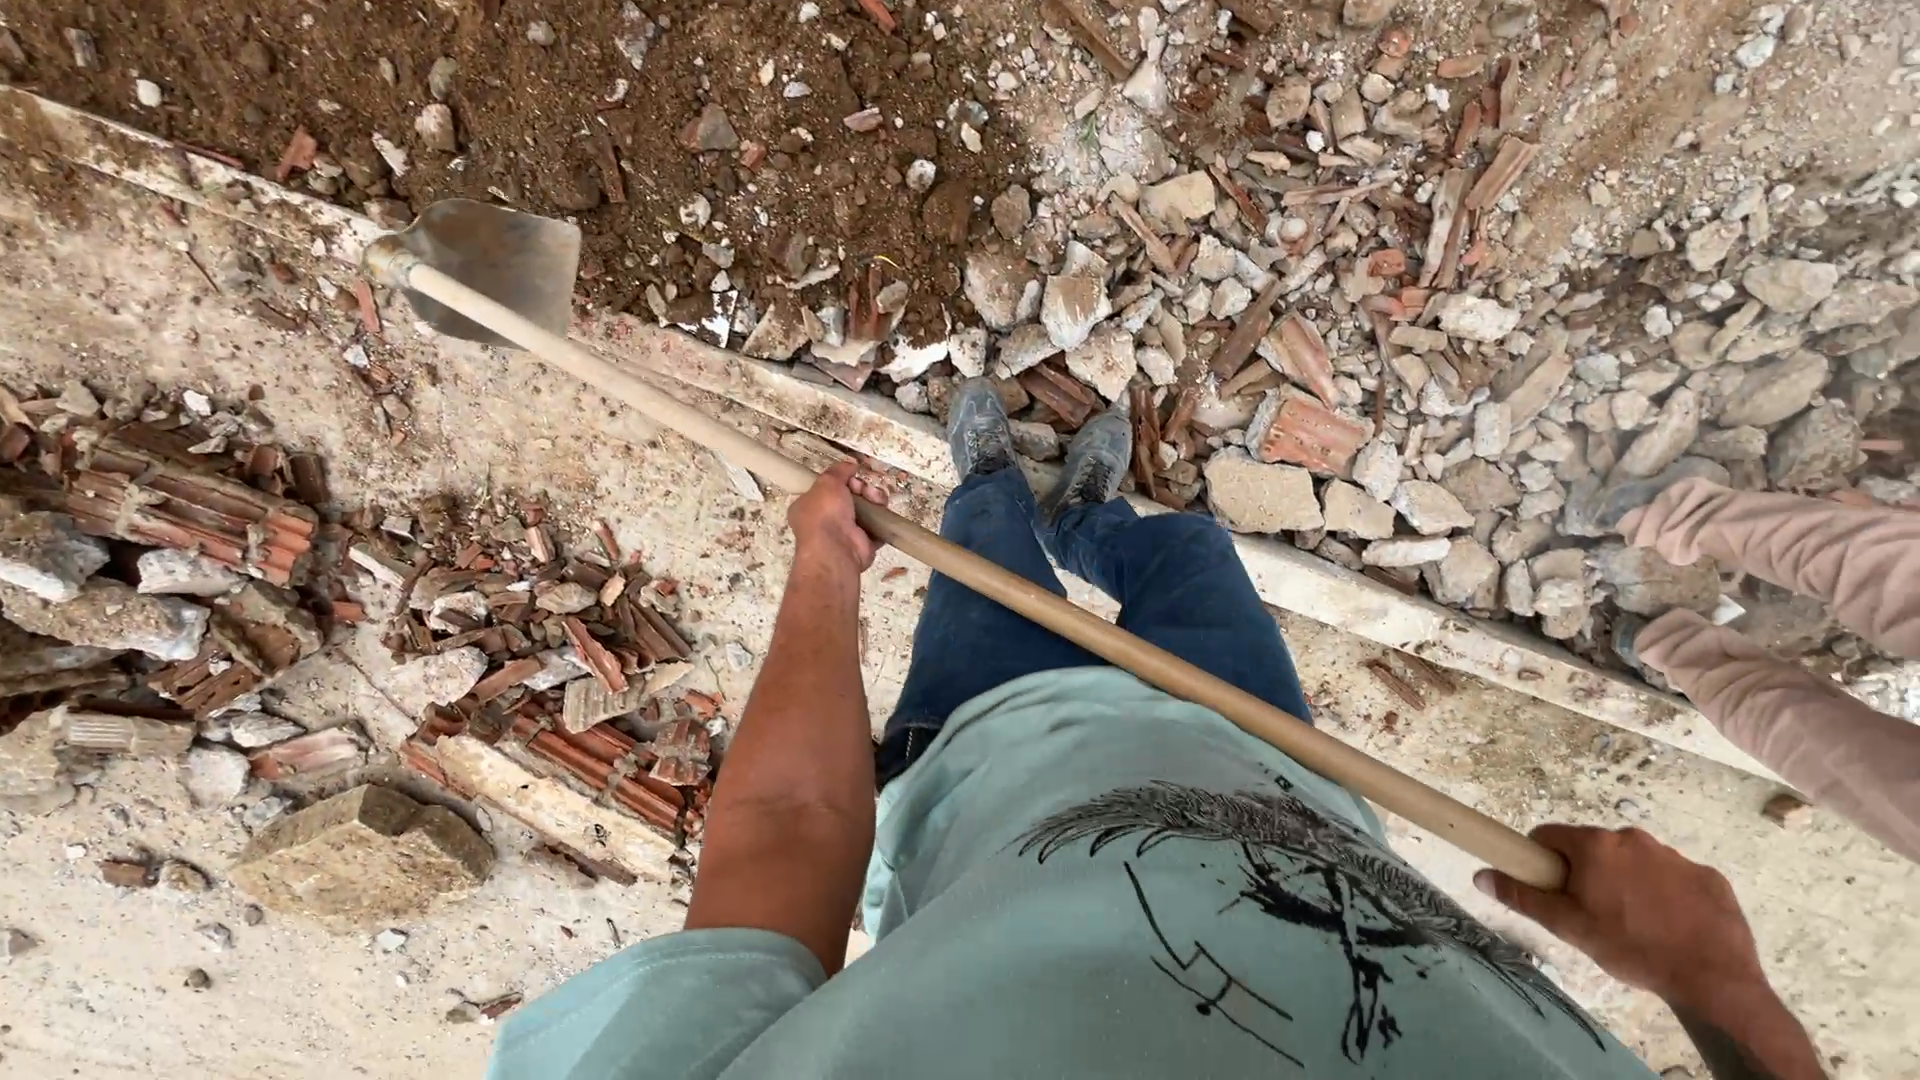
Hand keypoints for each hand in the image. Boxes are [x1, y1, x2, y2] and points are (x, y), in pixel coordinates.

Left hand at [788, 460, 888, 571]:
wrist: (837, 549)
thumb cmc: (824, 514)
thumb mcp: (827, 482)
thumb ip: (838, 471)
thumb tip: (850, 463)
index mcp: (809, 507)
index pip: (827, 489)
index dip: (841, 480)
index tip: (850, 476)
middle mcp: (826, 521)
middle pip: (850, 497)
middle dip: (861, 488)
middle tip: (863, 489)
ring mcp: (845, 533)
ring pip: (865, 509)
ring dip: (874, 500)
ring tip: (875, 499)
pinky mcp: (864, 543)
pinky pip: (877, 526)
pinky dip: (882, 518)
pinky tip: (882, 512)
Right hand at [1474, 825, 1766, 1007]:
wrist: (1714, 982)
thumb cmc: (1630, 948)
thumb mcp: (1567, 925)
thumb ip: (1521, 896)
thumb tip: (1480, 875)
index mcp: (1595, 845)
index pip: (1549, 836)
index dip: (1544, 860)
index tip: (1552, 887)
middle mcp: (1633, 839)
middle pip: (1594, 848)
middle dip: (1589, 872)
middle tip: (1593, 909)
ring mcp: (1677, 857)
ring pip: (1635, 861)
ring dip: (1629, 881)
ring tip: (1636, 921)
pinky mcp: (1711, 878)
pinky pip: (1676, 878)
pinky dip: (1668, 894)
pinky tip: (1672, 924)